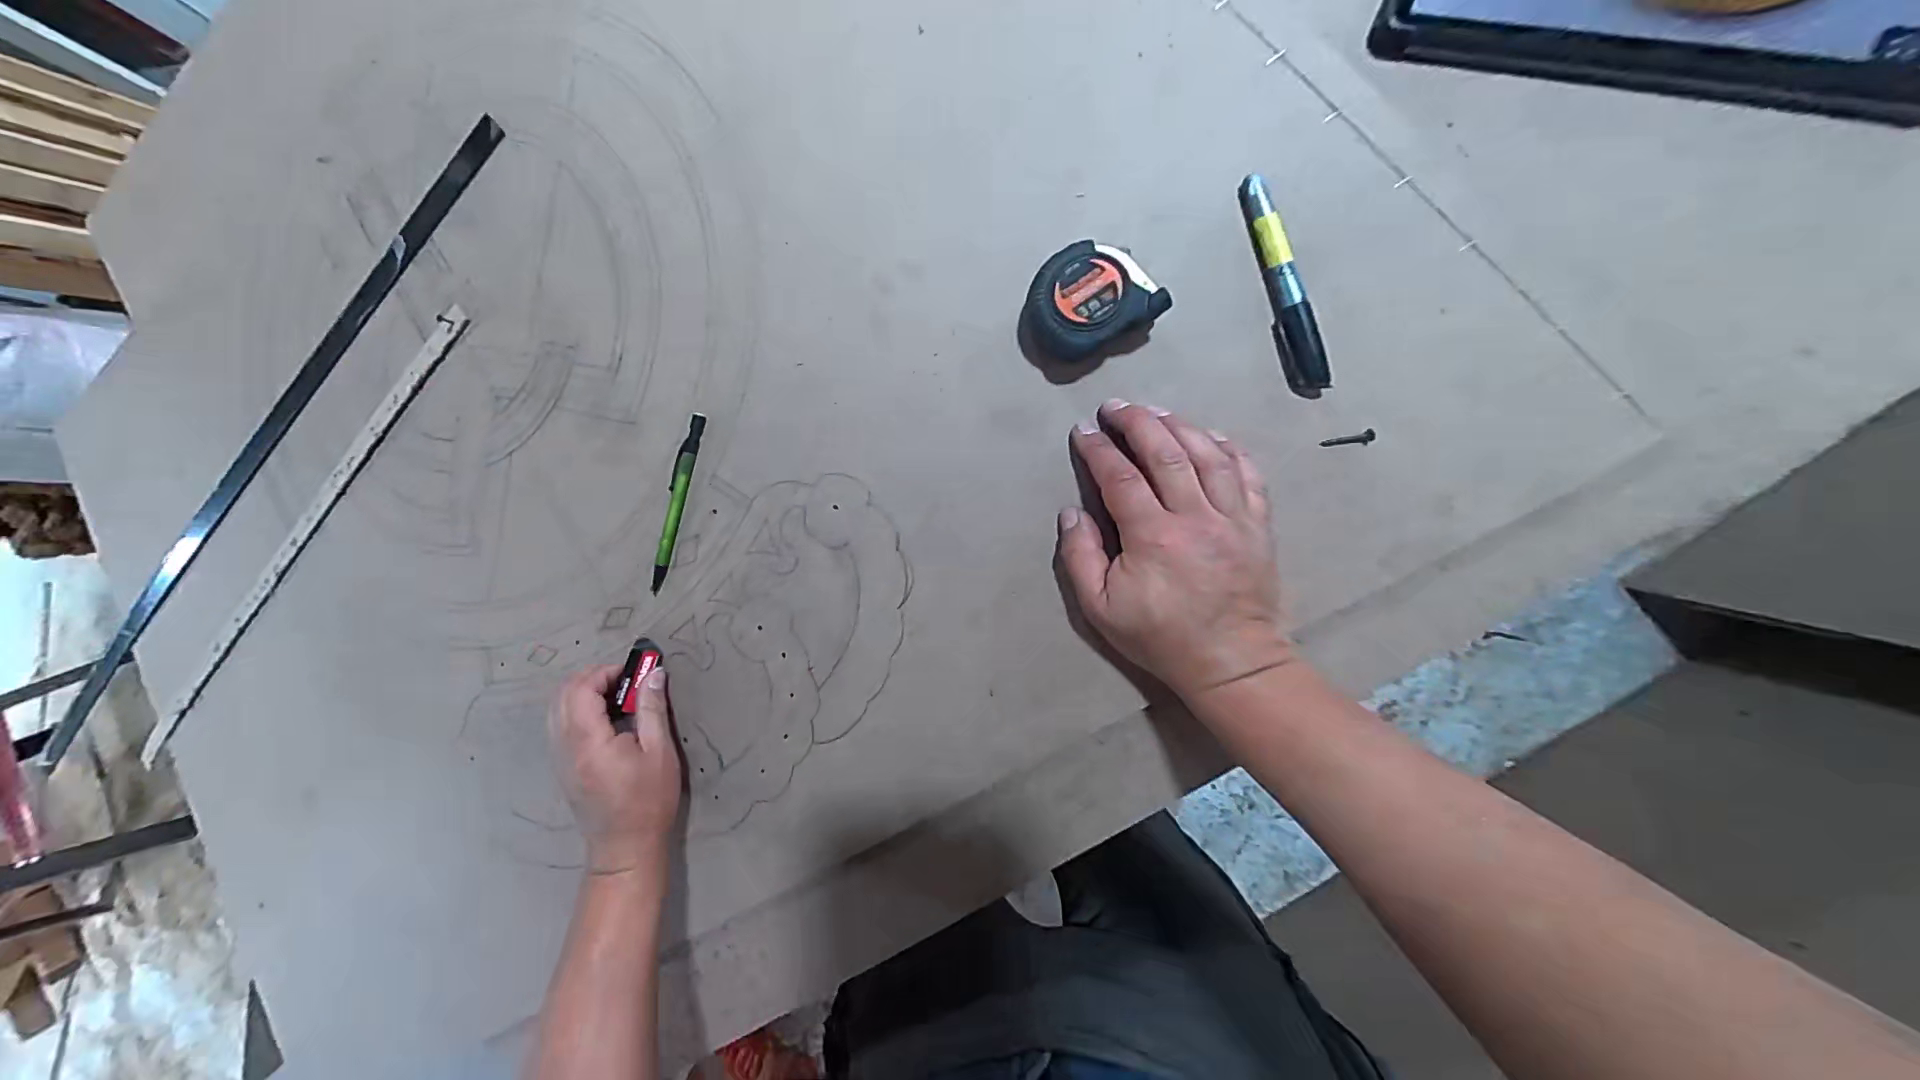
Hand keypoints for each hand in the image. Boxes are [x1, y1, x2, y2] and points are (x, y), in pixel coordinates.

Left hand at [547, 663, 683, 876]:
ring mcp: (559, 758)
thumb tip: (654, 674)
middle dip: (594, 677)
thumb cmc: (649, 799)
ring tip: (618, 698)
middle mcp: (564, 746)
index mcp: (588, 741)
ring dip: (584, 692)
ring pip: (556, 708)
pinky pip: (559, 725)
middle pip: (563, 694)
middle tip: (627, 681)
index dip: (607, 672)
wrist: (626, 846)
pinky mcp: (562, 766)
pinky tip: (606, 718)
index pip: (582, 689)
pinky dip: (578, 709)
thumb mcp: (660, 751)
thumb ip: (652, 708)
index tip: (636, 674)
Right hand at [1058, 399, 1295, 700]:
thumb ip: (1080, 557)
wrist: (1232, 662)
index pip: (1120, 476)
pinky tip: (1209, 435)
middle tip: (1116, 407)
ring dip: (1178, 425)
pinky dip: (1228, 448)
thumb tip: (1071, 512)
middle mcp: (1195, 516)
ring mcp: (1232, 517)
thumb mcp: (1100, 609)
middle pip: (1165, 452)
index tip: (1084, 431)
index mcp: (1153, 536)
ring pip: (1207, 454)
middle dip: (1136, 422)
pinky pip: (1247, 473)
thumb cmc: (1160, 637)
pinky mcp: (1258, 524)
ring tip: (1155, 411)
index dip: (1098, 449)